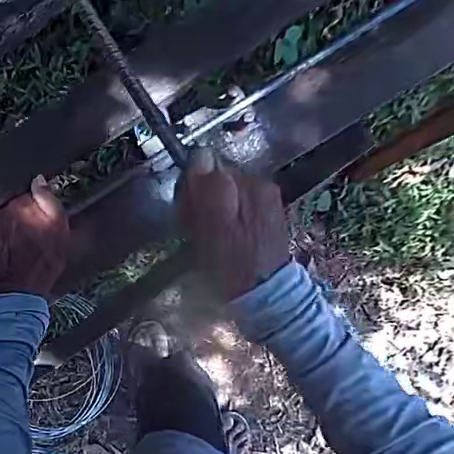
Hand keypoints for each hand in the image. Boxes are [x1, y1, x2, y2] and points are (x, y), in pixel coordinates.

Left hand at [0, 176, 69, 295]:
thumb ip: (50, 202)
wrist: (19, 292)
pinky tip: (2, 256)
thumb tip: (39, 181)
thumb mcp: (60, 232)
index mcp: (21, 206)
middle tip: (27, 239)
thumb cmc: (43, 265)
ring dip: (3, 232)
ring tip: (15, 250)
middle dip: (16, 220)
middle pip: (7, 209)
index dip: (32, 210)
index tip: (37, 221)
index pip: (24, 197)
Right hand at [179, 149, 289, 299]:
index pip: (209, 168)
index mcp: (251, 184)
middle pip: (217, 180)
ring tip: (207, 240)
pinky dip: (222, 222)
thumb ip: (210, 190)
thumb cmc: (235, 267)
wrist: (267, 299)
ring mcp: (264, 202)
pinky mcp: (264, 219)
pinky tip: (221, 242)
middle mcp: (261, 186)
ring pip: (223, 195)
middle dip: (200, 201)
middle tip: (193, 230)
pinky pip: (234, 210)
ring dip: (209, 213)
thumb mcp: (215, 229)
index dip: (191, 190)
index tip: (186, 214)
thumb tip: (199, 154)